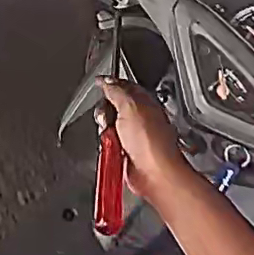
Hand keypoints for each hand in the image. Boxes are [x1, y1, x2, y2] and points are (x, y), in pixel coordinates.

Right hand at [99, 78, 196, 200]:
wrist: (154, 173)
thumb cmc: (152, 142)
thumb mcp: (129, 107)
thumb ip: (116, 91)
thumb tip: (106, 80)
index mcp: (145, 102)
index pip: (124, 86)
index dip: (110, 84)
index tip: (98, 84)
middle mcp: (140, 118)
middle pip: (112, 107)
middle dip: (105, 112)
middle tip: (108, 118)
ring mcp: (132, 137)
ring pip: (108, 126)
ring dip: (106, 131)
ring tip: (113, 137)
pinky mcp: (125, 152)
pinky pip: (108, 144)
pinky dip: (106, 145)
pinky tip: (113, 149)